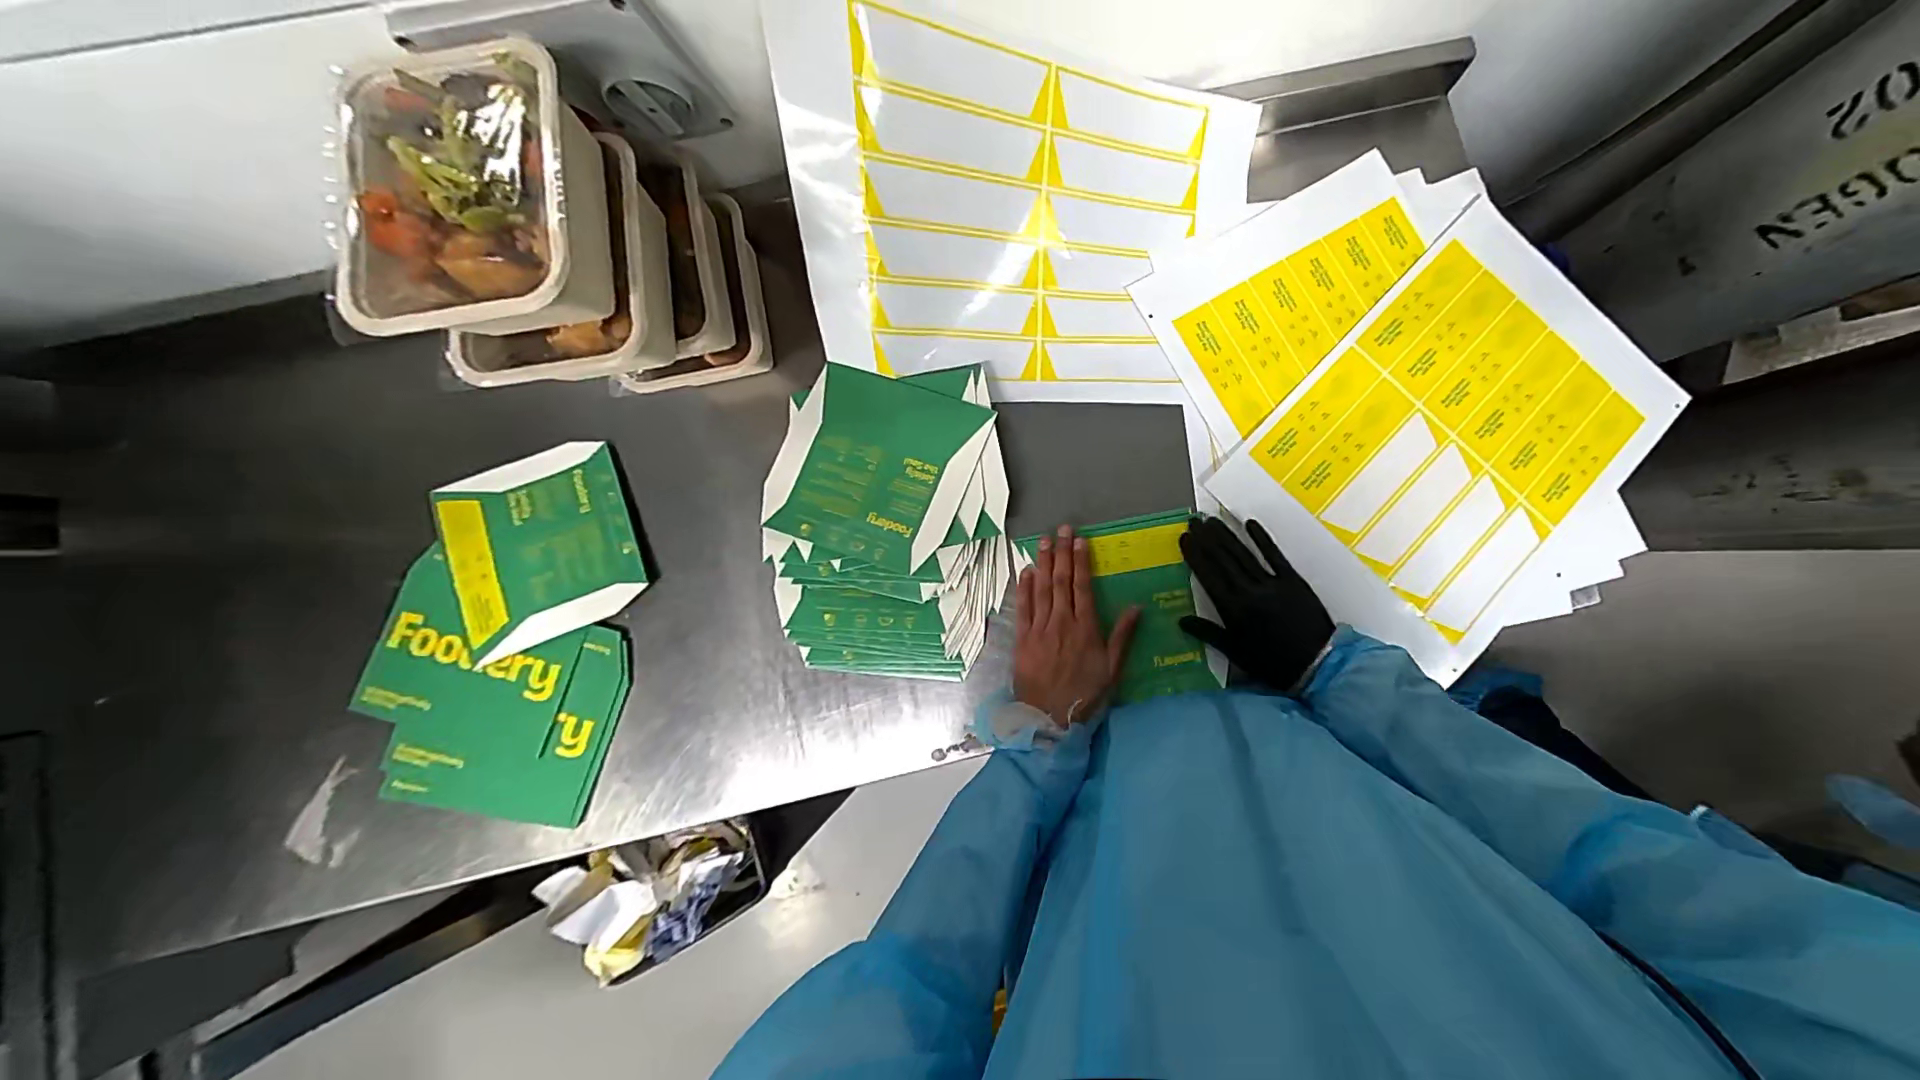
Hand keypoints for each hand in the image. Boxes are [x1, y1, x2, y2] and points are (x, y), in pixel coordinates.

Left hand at [1014, 524, 1140, 725]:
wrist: (1049, 717)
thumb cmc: (1085, 695)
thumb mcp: (1112, 669)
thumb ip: (1122, 636)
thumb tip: (1136, 607)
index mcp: (1085, 628)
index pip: (1083, 586)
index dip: (1081, 561)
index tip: (1080, 540)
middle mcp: (1061, 622)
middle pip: (1061, 581)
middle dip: (1062, 552)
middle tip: (1062, 529)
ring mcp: (1039, 628)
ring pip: (1041, 588)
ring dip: (1043, 562)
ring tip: (1044, 540)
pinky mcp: (1022, 638)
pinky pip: (1023, 607)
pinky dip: (1024, 588)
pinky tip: (1026, 571)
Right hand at [1178, 516, 1332, 692]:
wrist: (1318, 666)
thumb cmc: (1272, 663)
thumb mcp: (1235, 653)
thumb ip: (1208, 634)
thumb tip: (1181, 620)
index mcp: (1233, 609)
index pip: (1208, 575)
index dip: (1195, 554)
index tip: (1185, 538)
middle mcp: (1249, 591)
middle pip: (1223, 559)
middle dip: (1207, 538)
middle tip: (1195, 521)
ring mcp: (1272, 583)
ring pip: (1243, 554)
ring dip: (1227, 535)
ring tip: (1212, 521)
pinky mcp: (1293, 581)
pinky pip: (1275, 556)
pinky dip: (1262, 539)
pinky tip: (1250, 524)